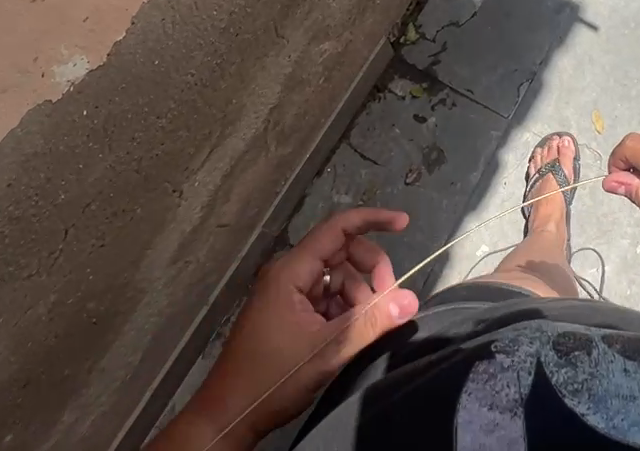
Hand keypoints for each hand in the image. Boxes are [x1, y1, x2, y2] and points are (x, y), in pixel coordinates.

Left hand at [168, 209, 419, 448]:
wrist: (227, 418)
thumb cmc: (271, 379)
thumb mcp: (326, 351)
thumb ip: (371, 322)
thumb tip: (412, 299)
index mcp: (292, 270)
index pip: (338, 228)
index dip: (373, 220)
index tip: (404, 223)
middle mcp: (289, 273)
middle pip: (342, 253)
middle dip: (370, 270)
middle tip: (389, 300)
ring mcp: (287, 293)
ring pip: (337, 277)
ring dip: (358, 296)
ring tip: (366, 326)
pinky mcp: (289, 313)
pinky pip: (326, 297)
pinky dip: (344, 310)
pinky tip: (349, 334)